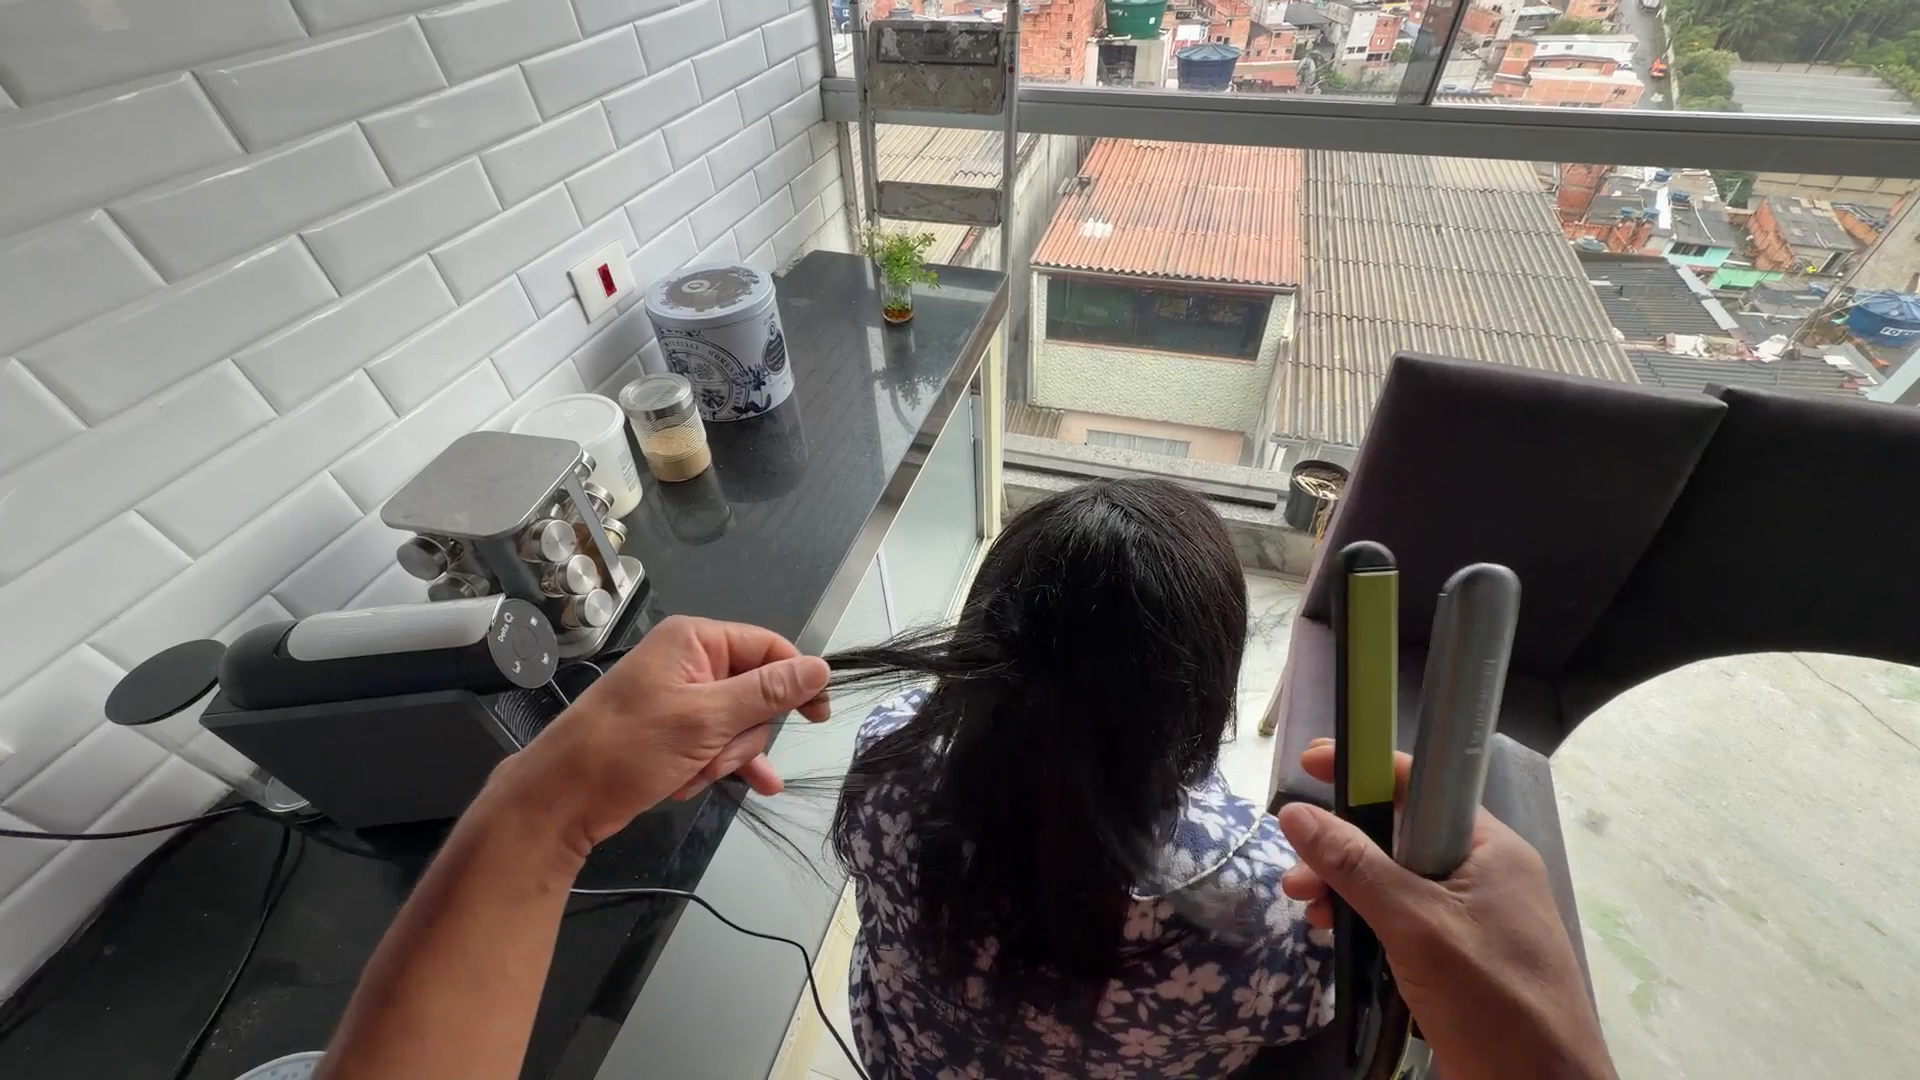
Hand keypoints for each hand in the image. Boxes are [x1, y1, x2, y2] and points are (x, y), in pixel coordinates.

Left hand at [487, 616, 830, 852]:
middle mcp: (692, 660)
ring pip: (739, 722)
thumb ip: (769, 692)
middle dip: (743, 733)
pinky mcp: (675, 728)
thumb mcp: (707, 719)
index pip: (770, 648)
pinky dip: (719, 763)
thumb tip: (821, 668)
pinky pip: (718, 740)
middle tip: (715, 755)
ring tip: (694, 775)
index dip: (797, 681)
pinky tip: (731, 787)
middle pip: (756, 691)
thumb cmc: (629, 749)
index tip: (816, 717)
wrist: (558, 801)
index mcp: (697, 640)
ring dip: (726, 756)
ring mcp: (682, 696)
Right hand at [1277, 739, 1615, 1079]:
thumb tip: (1292, 811)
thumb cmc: (1492, 1004)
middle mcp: (1478, 871)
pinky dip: (1356, 912)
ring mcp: (1466, 912)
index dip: (1364, 767)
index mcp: (1487, 848)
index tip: (1309, 764)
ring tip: (1303, 903)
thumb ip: (1353, 864)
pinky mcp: (1452, 950)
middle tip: (1295, 860)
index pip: (1420, 782)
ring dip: (1338, 882)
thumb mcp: (1415, 925)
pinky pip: (1393, 909)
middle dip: (1337, 842)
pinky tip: (1327, 927)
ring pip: (1386, 872)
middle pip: (1392, 830)